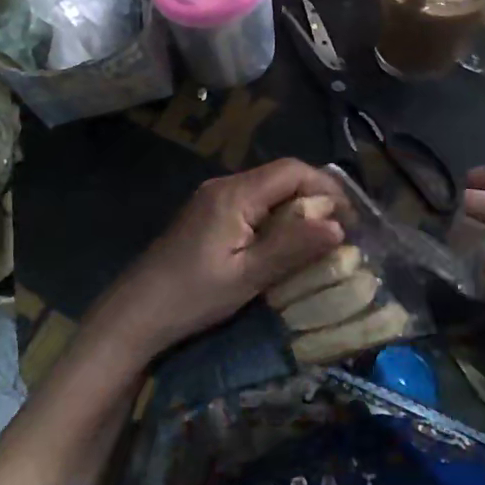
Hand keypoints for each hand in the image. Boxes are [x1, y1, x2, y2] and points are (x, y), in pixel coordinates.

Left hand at [95, 159, 344, 359]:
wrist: (135, 313)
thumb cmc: (192, 296)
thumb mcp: (247, 276)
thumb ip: (292, 247)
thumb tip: (337, 226)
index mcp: (234, 194)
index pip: (292, 170)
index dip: (326, 188)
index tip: (350, 220)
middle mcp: (224, 185)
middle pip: (281, 176)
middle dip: (315, 198)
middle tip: (339, 233)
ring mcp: (212, 198)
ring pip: (267, 190)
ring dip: (296, 209)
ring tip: (318, 240)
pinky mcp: (207, 214)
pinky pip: (252, 204)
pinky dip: (275, 218)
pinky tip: (283, 244)